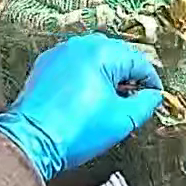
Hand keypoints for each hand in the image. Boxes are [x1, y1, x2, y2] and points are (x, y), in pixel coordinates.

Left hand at [0, 34, 164, 181]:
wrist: (31, 140)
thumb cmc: (77, 130)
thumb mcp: (121, 120)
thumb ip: (145, 104)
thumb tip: (153, 96)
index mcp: (102, 52)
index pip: (138, 61)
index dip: (150, 81)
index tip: (154, 97)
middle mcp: (81, 44)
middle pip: (116, 54)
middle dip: (128, 74)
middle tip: (135, 98)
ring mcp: (61, 52)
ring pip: (94, 56)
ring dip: (107, 73)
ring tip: (111, 97)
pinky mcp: (45, 63)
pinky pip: (74, 62)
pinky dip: (85, 74)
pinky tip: (87, 95)